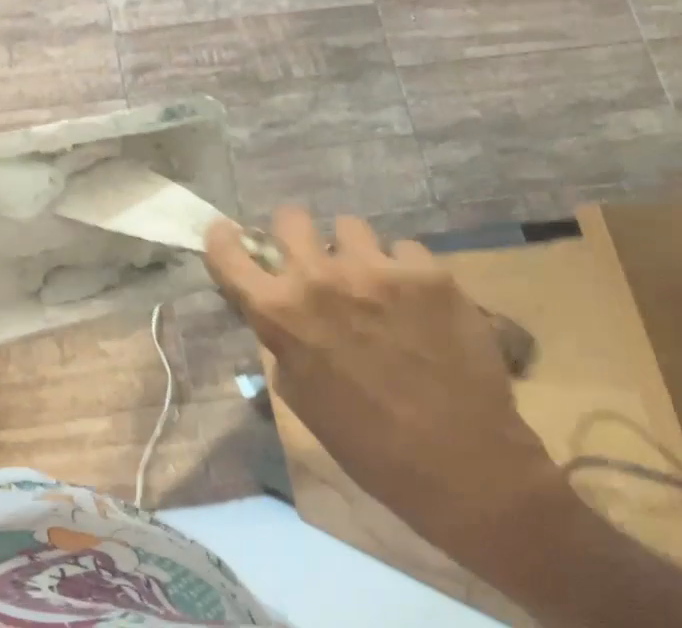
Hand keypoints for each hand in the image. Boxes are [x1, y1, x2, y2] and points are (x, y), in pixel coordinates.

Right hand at [205, 207, 563, 546]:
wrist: (459, 462)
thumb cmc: (363, 440)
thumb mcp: (297, 391)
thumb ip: (283, 337)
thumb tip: (286, 311)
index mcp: (278, 312)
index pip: (227, 253)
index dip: (222, 239)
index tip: (227, 234)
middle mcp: (319, 278)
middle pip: (290, 218)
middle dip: (294, 234)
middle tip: (312, 257)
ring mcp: (377, 270)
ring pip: (350, 227)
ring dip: (352, 251)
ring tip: (372, 282)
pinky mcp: (430, 274)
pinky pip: (405, 250)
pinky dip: (403, 271)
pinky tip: (417, 303)